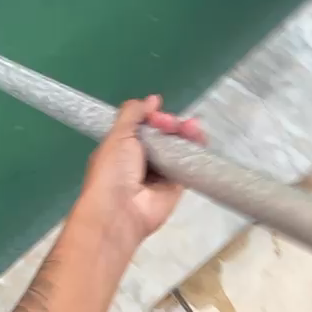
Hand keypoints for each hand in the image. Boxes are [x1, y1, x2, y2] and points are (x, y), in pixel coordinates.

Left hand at [74, 94, 205, 252]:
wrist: (119, 212)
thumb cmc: (112, 172)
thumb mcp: (117, 134)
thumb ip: (133, 114)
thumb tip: (152, 99)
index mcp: (121, 150)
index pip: (142, 128)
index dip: (151, 118)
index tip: (156, 113)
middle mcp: (139, 163)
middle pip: (162, 137)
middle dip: (170, 125)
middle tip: (171, 124)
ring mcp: (158, 176)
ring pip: (176, 149)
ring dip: (186, 134)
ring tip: (191, 127)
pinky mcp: (175, 188)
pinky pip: (187, 166)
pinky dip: (195, 151)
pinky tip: (199, 139)